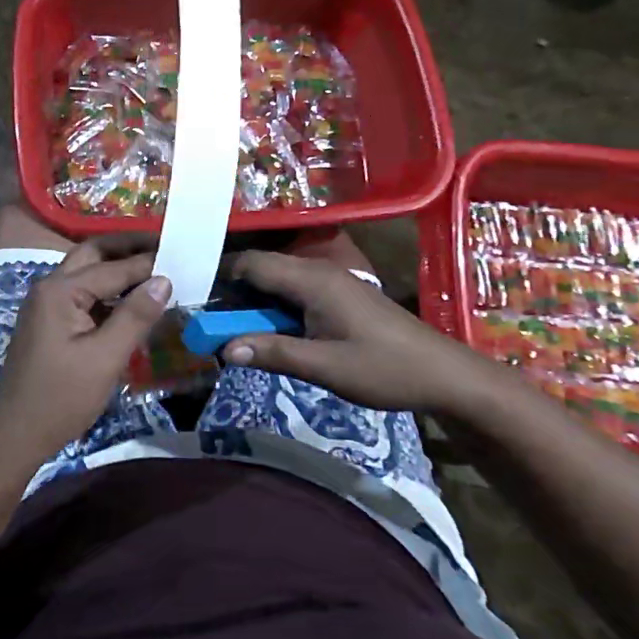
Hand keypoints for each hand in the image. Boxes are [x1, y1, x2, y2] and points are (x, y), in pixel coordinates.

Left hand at [0, 237, 170, 460]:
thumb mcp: (105, 358)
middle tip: (165, 246)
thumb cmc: (62, 398)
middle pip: (94, 254)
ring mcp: (46, 303)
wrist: (17, 434)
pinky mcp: (50, 321)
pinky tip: (132, 299)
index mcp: (60, 291)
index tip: (182, 255)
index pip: (113, 267)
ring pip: (87, 271)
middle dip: (128, 247)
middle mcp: (49, 287)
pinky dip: (108, 289)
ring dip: (118, 266)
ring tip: (155, 267)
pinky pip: (83, 292)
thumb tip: (164, 279)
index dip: (149, 262)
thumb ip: (135, 316)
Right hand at [221, 250, 493, 412]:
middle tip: (208, 323)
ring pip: (278, 281)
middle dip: (232, 294)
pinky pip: (294, 292)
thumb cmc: (385, 369)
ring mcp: (332, 282)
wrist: (442, 374)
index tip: (196, 303)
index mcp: (313, 281)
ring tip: (231, 331)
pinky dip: (274, 308)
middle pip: (262, 269)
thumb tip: (223, 349)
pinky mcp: (340, 296)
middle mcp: (319, 272)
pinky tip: (268, 332)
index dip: (220, 279)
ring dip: (253, 303)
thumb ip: (273, 354)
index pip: (252, 264)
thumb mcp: (325, 368)